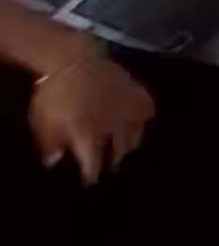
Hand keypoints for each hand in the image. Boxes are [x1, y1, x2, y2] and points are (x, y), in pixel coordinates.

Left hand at [28, 51, 155, 184]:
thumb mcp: (42, 122)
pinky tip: (144, 123)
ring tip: (130, 150)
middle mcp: (114, 120)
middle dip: (116, 158)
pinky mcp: (141, 93)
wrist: (77, 65)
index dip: (94, 170)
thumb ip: (50, 143)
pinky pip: (149, 111)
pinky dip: (147, 120)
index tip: (92, 180)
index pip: (95, 156)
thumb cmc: (53, 97)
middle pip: (121, 145)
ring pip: (139, 129)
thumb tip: (55, 161)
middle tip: (113, 168)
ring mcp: (131, 105)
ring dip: (134, 142)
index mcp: (88, 130)